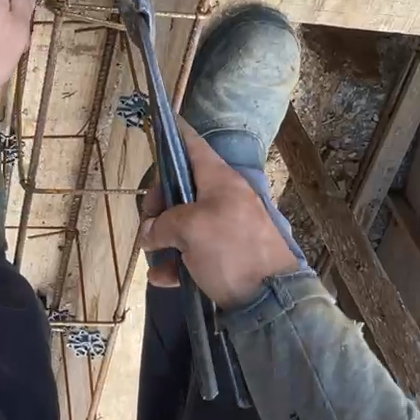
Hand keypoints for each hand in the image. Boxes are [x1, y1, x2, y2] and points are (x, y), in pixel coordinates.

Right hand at [139, 121, 300, 308]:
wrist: (271, 301)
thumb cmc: (232, 250)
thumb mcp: (189, 229)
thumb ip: (163, 224)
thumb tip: (150, 234)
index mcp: (219, 179)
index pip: (192, 144)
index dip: (173, 132)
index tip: (157, 119)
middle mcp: (223, 197)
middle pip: (180, 187)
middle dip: (158, 206)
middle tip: (148, 228)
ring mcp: (226, 226)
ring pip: (183, 221)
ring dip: (163, 238)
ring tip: (154, 259)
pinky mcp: (227, 255)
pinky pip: (193, 250)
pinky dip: (176, 261)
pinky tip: (163, 278)